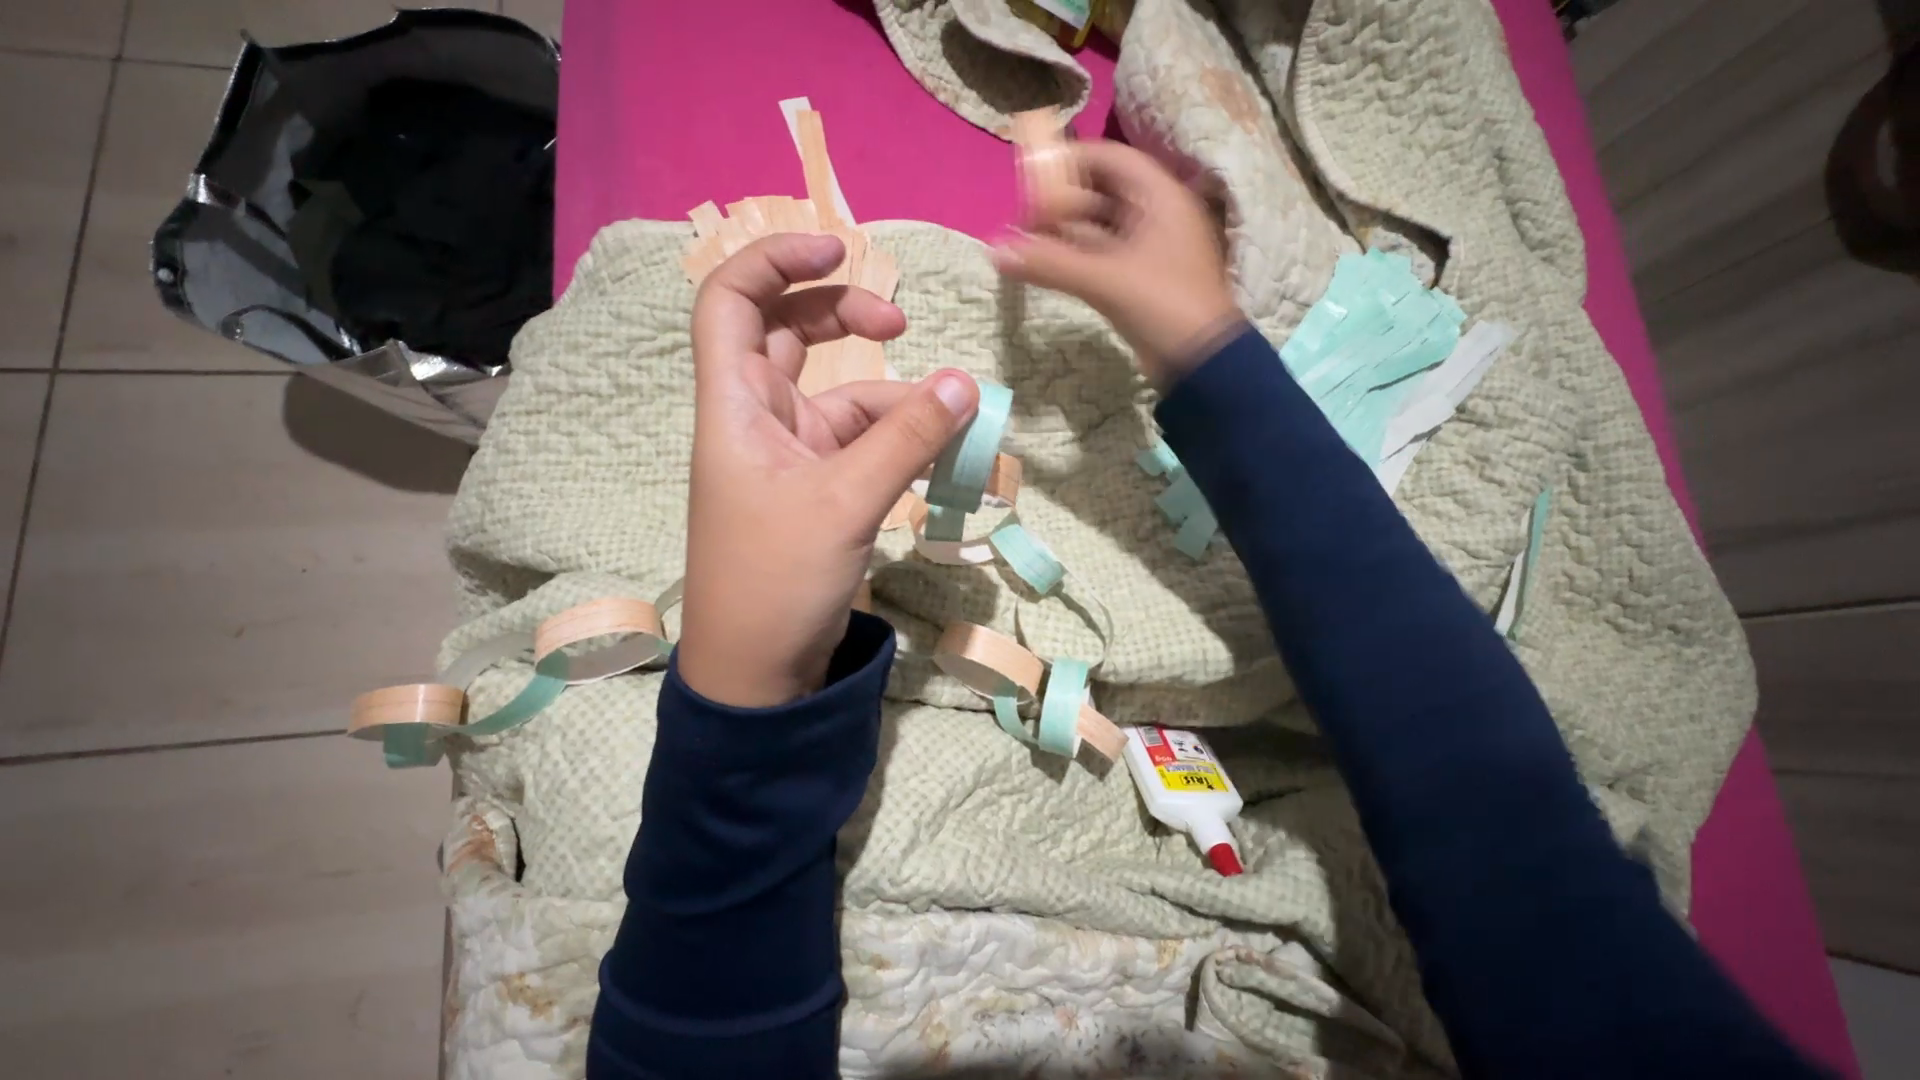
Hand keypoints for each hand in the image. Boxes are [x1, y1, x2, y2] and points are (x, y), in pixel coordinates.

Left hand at [678, 233, 979, 707]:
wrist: (757, 671)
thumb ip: (906, 439)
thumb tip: (964, 383)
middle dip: (843, 317)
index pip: (731, 301)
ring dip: (891, 398)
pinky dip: (898, 441)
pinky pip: (860, 443)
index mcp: (734, 404)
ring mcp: (787, 454)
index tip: (841, 253)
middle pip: (787, 333)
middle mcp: (755, 417)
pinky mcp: (815, 488)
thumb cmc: (776, 581)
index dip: (776, 261)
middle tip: (899, 326)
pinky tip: (940, 457)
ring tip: (950, 420)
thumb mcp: (845, 503)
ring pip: (839, 394)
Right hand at [992, 139, 1242, 388]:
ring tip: (1025, 242)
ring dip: (1062, 232)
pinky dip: (1073, 257)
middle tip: (1023, 219)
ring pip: (1098, 226)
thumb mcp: (1105, 280)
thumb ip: (1049, 263)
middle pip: (1100, 191)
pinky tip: (1042, 265)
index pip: (1109, 158)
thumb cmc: (1163, 306)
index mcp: (1160, 197)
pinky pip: (1100, 255)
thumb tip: (995, 250)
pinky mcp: (1138, 278)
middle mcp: (1155, 214)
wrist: (1203, 362)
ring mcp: (1147, 248)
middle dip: (1059, 201)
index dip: (1069, 162)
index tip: (1031, 179)